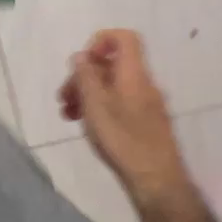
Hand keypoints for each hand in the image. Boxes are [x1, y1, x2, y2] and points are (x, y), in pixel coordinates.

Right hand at [58, 30, 190, 204]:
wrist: (158, 184)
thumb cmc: (123, 138)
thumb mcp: (95, 103)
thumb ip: (86, 75)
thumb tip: (82, 56)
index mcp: (134, 75)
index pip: (124, 38)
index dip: (101, 41)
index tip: (84, 61)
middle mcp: (144, 85)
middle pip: (111, 65)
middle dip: (83, 76)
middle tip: (64, 96)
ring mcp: (147, 105)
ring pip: (111, 86)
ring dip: (86, 94)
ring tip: (68, 114)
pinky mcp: (146, 124)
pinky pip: (119, 103)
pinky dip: (99, 107)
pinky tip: (86, 125)